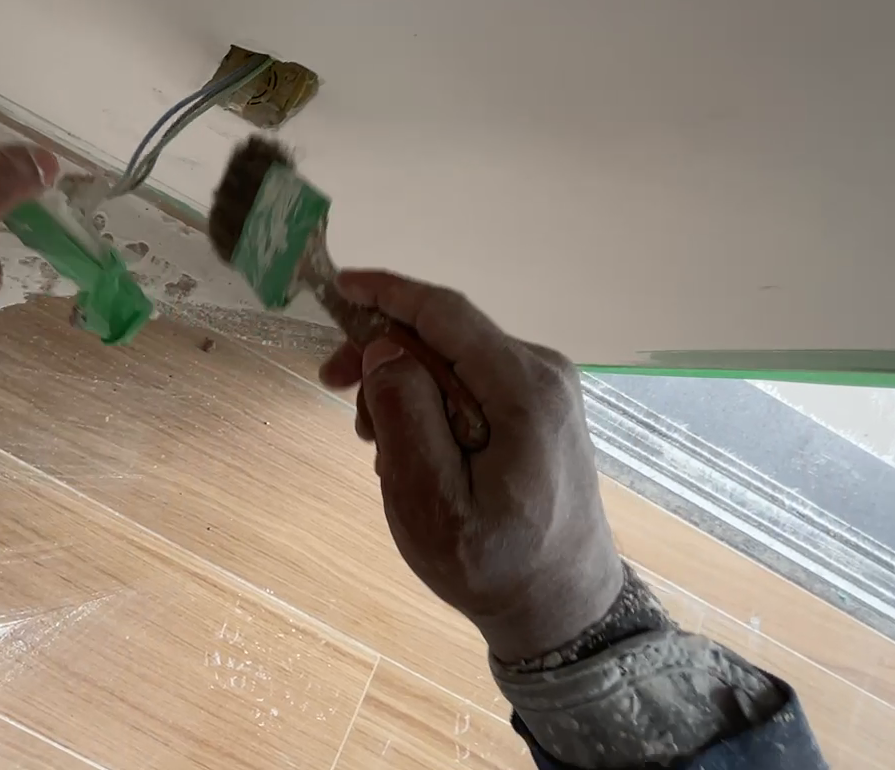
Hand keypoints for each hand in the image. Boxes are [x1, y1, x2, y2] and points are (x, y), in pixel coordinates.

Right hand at [320, 270, 623, 660]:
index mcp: (522, 391)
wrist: (563, 610)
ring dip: (399, 381)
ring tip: (374, 438)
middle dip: (380, 349)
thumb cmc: (493, 565)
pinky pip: (464, 378)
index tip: (338, 284)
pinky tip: (408, 441)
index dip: (387, 291)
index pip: (444, 313)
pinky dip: (423, 396)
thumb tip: (384, 348)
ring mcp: (541, 389)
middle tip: (331, 383)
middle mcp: (539, 374)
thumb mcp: (431, 502)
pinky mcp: (534, 406)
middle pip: (442, 333)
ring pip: (448, 355)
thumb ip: (405, 418)